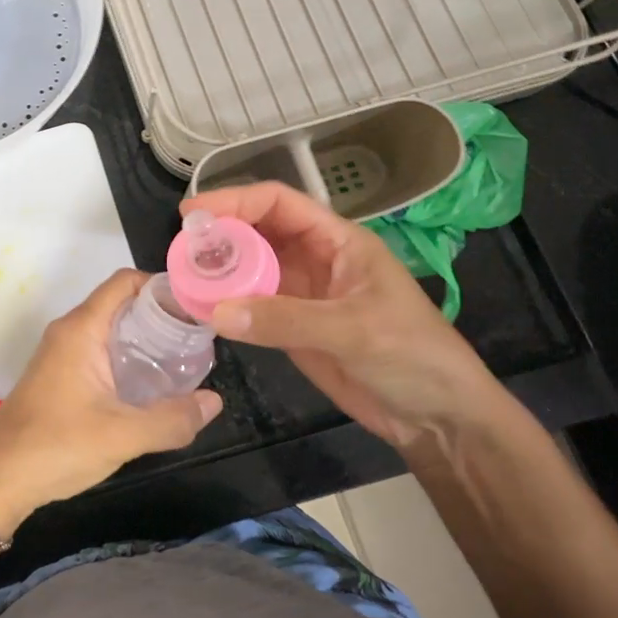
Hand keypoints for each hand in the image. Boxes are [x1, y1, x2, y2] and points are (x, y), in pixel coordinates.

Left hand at [0, 269, 223, 535]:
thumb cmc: (57, 447)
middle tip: (199, 336)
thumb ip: (172, 419)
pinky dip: (127, 359)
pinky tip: (150, 388)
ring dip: (144, 339)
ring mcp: (60, 355)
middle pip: (120, 304)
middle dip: (160, 315)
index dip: (161, 285)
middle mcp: (69, 332)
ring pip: (110, 331)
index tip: (197, 304)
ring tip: (184, 360)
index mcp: (80, 329)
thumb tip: (214, 401)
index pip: (124, 282)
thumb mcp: (123, 435)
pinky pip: (99, 353)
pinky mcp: (59, 377)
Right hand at [183, 182, 508, 453]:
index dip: (236, 200)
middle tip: (180, 249)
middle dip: (219, 234)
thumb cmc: (413, 356)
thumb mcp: (355, 330)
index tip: (194, 213)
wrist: (437, 418)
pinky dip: (223, 305)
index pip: (279, 203)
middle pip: (257, 231)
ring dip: (218, 270)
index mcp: (337, 241)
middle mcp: (314, 258)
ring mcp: (300, 294)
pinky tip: (199, 309)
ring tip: (181, 277)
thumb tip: (217, 311)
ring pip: (248, 268)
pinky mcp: (290, 327)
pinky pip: (249, 306)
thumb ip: (286, 319)